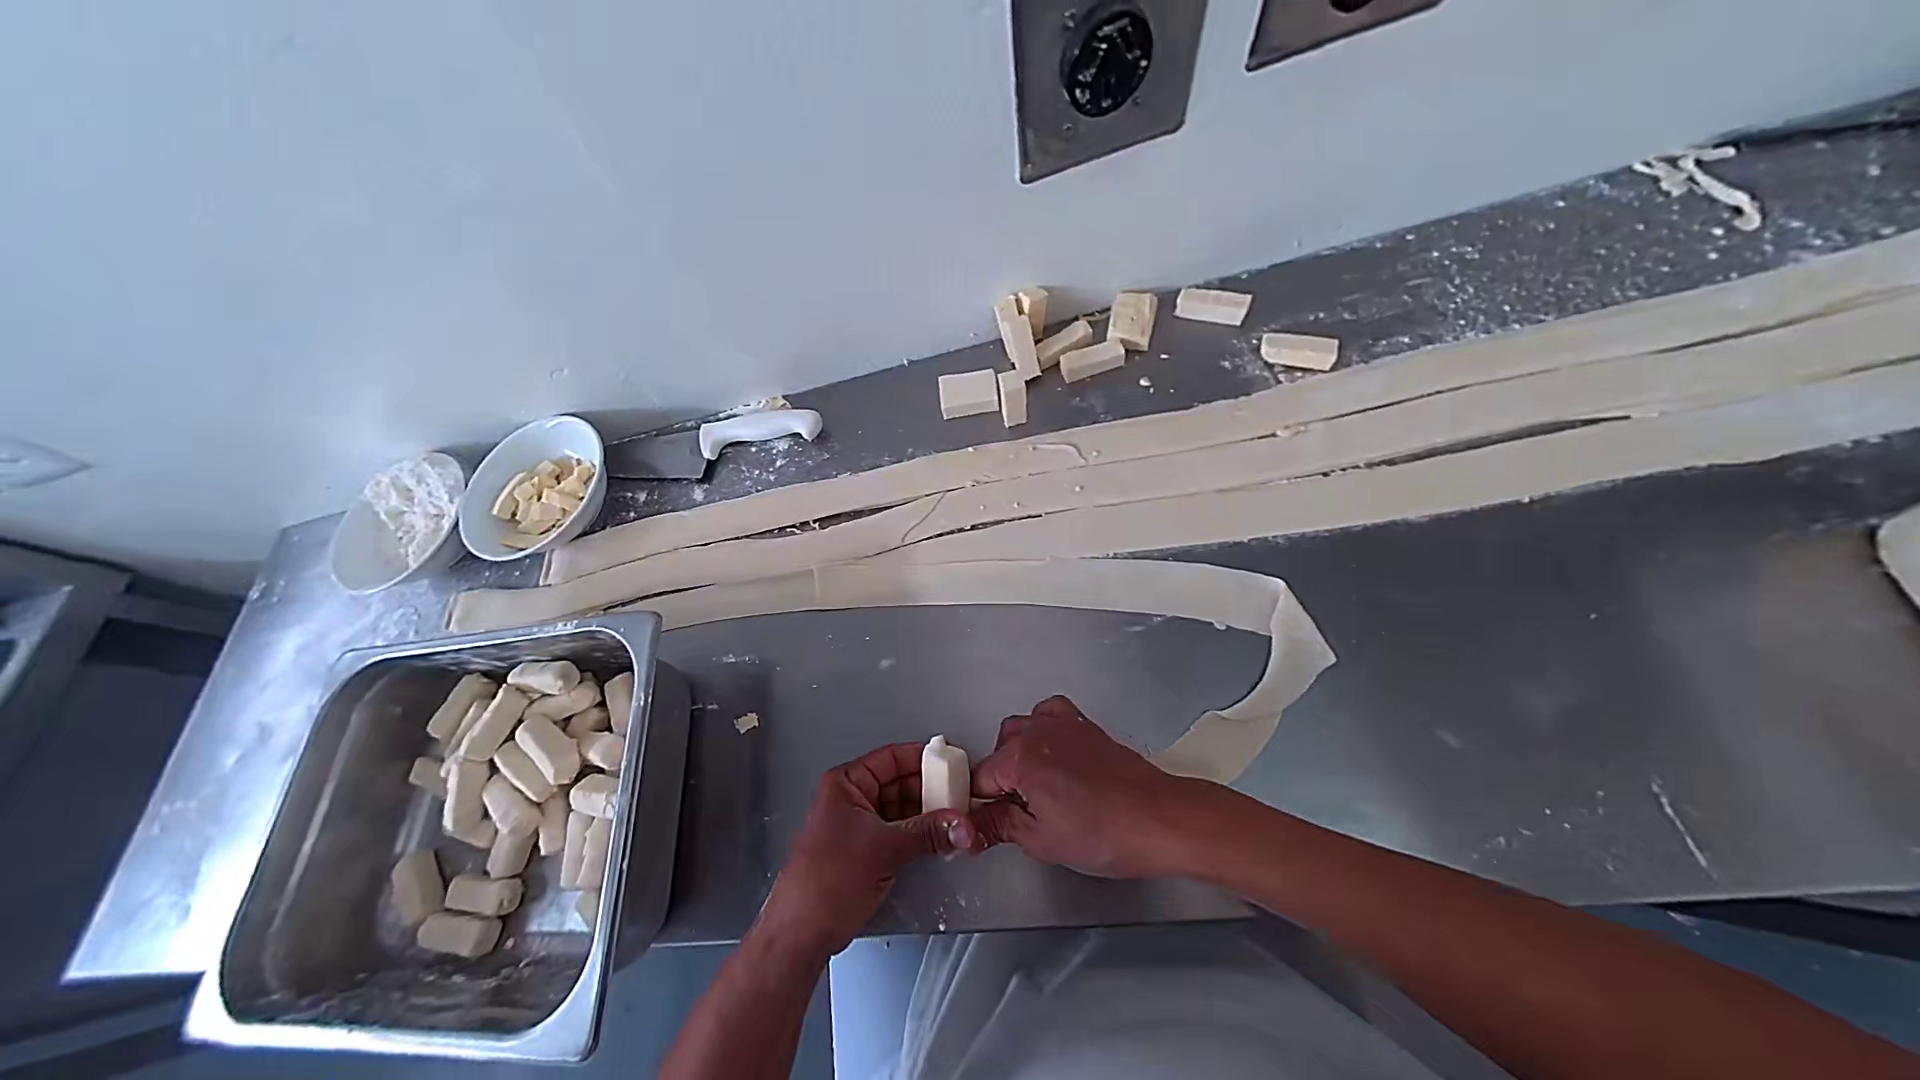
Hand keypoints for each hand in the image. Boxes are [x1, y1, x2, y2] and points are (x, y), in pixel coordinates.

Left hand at [761, 742, 978, 956]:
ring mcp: (858, 825)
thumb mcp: (884, 848)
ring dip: (928, 815)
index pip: (892, 757)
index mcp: (845, 784)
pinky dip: (919, 834)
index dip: (923, 759)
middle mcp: (851, 800)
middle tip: (958, 797)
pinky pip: (900, 831)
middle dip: (931, 791)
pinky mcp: (866, 850)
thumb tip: (957, 822)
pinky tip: (938, 839)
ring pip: (903, 809)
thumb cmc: (820, 884)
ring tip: (952, 820)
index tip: (951, 764)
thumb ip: (928, 832)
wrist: (802, 933)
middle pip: (901, 783)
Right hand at [970, 695, 1212, 878]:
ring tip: (1035, 789)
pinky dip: (1045, 729)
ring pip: (1023, 728)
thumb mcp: (1041, 840)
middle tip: (1015, 813)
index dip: (980, 805)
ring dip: (1019, 753)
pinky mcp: (1086, 727)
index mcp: (1020, 758)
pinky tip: (1054, 756)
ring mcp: (1064, 725)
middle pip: (999, 750)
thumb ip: (997, 827)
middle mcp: (1039, 732)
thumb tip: (972, 828)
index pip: (979, 779)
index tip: (986, 823)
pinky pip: (1052, 715)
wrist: (1159, 819)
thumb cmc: (1108, 831)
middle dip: (1000, 780)